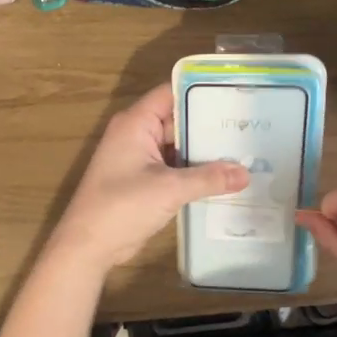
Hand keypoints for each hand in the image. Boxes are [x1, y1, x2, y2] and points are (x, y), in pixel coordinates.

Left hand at [48, 84, 248, 271]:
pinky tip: (224, 176)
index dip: (202, 91)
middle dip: (209, 124)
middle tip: (249, 125)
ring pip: (177, 145)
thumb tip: (245, 173)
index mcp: (136, 122)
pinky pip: (173, 166)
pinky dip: (194, 170)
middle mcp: (136, 133)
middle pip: (178, 119)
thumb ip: (209, 178)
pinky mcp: (142, 180)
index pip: (172, 93)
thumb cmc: (122, 206)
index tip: (235, 93)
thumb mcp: (170, 189)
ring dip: (204, 151)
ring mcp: (138, 158)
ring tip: (244, 149)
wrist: (88, 246)